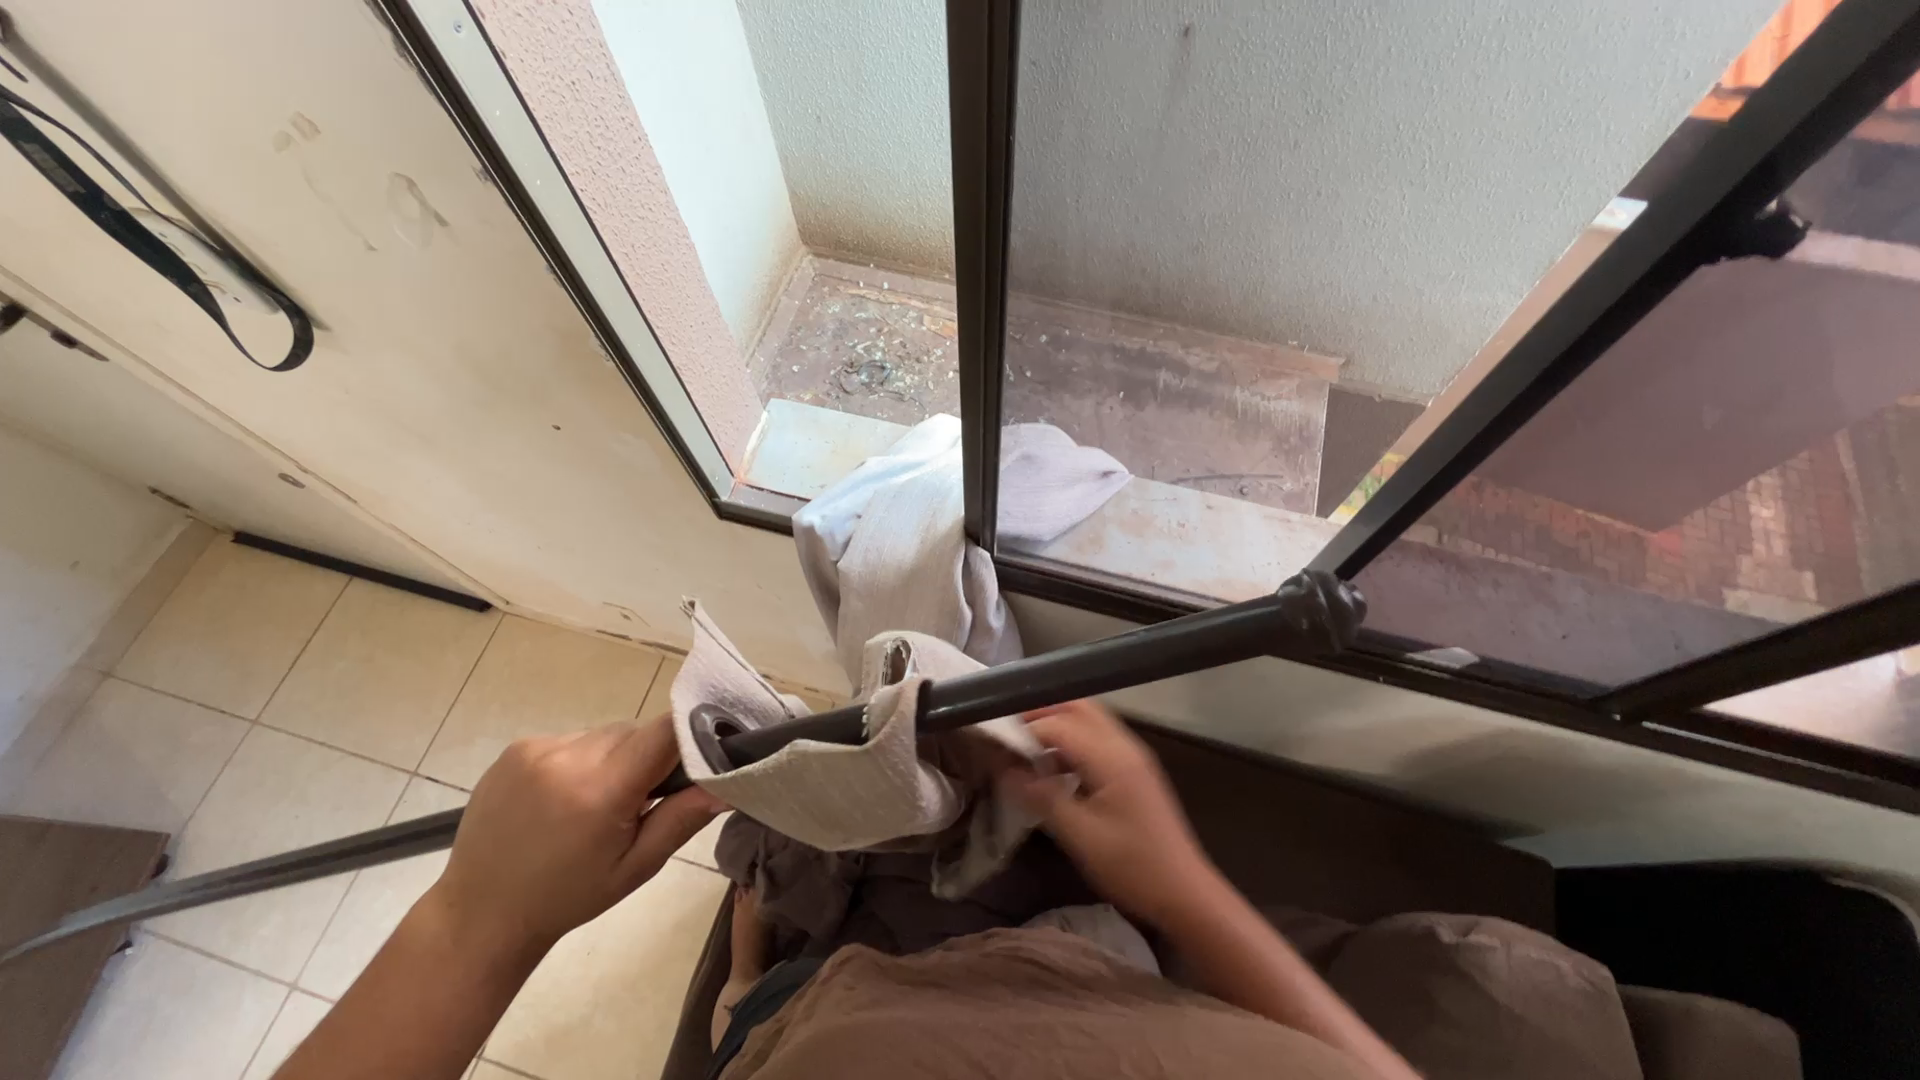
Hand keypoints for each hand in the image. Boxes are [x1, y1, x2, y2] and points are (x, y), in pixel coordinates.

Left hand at [427, 715, 724, 957]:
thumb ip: (682, 819)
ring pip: (606, 733)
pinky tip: (568, 796)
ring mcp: (536, 748)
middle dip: (651, 756)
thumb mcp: (636, 867)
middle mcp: (567, 757)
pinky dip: (584, 759)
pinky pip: (574, 739)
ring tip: (601, 801)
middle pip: (636, 731)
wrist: (480, 912)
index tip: (701, 757)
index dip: (690, 735)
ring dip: (617, 756)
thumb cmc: (568, 897)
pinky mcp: (516, 747)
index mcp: (600, 790)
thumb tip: (728, 782)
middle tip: (646, 798)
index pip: (664, 731)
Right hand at [1000, 700, 1220, 927]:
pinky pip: (1098, 739)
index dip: (1022, 729)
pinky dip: (1071, 741)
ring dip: (1056, 724)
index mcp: (1111, 757)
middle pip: (1078, 706)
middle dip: (1040, 712)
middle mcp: (1125, 745)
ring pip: (1089, 719)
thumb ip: (1041, 797)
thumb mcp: (1080, 836)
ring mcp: (1133, 756)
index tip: (991, 741)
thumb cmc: (1132, 866)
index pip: (1058, 723)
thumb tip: (1003, 770)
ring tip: (1022, 746)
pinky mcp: (1135, 771)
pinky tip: (1052, 767)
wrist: (1185, 893)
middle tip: (1005, 730)